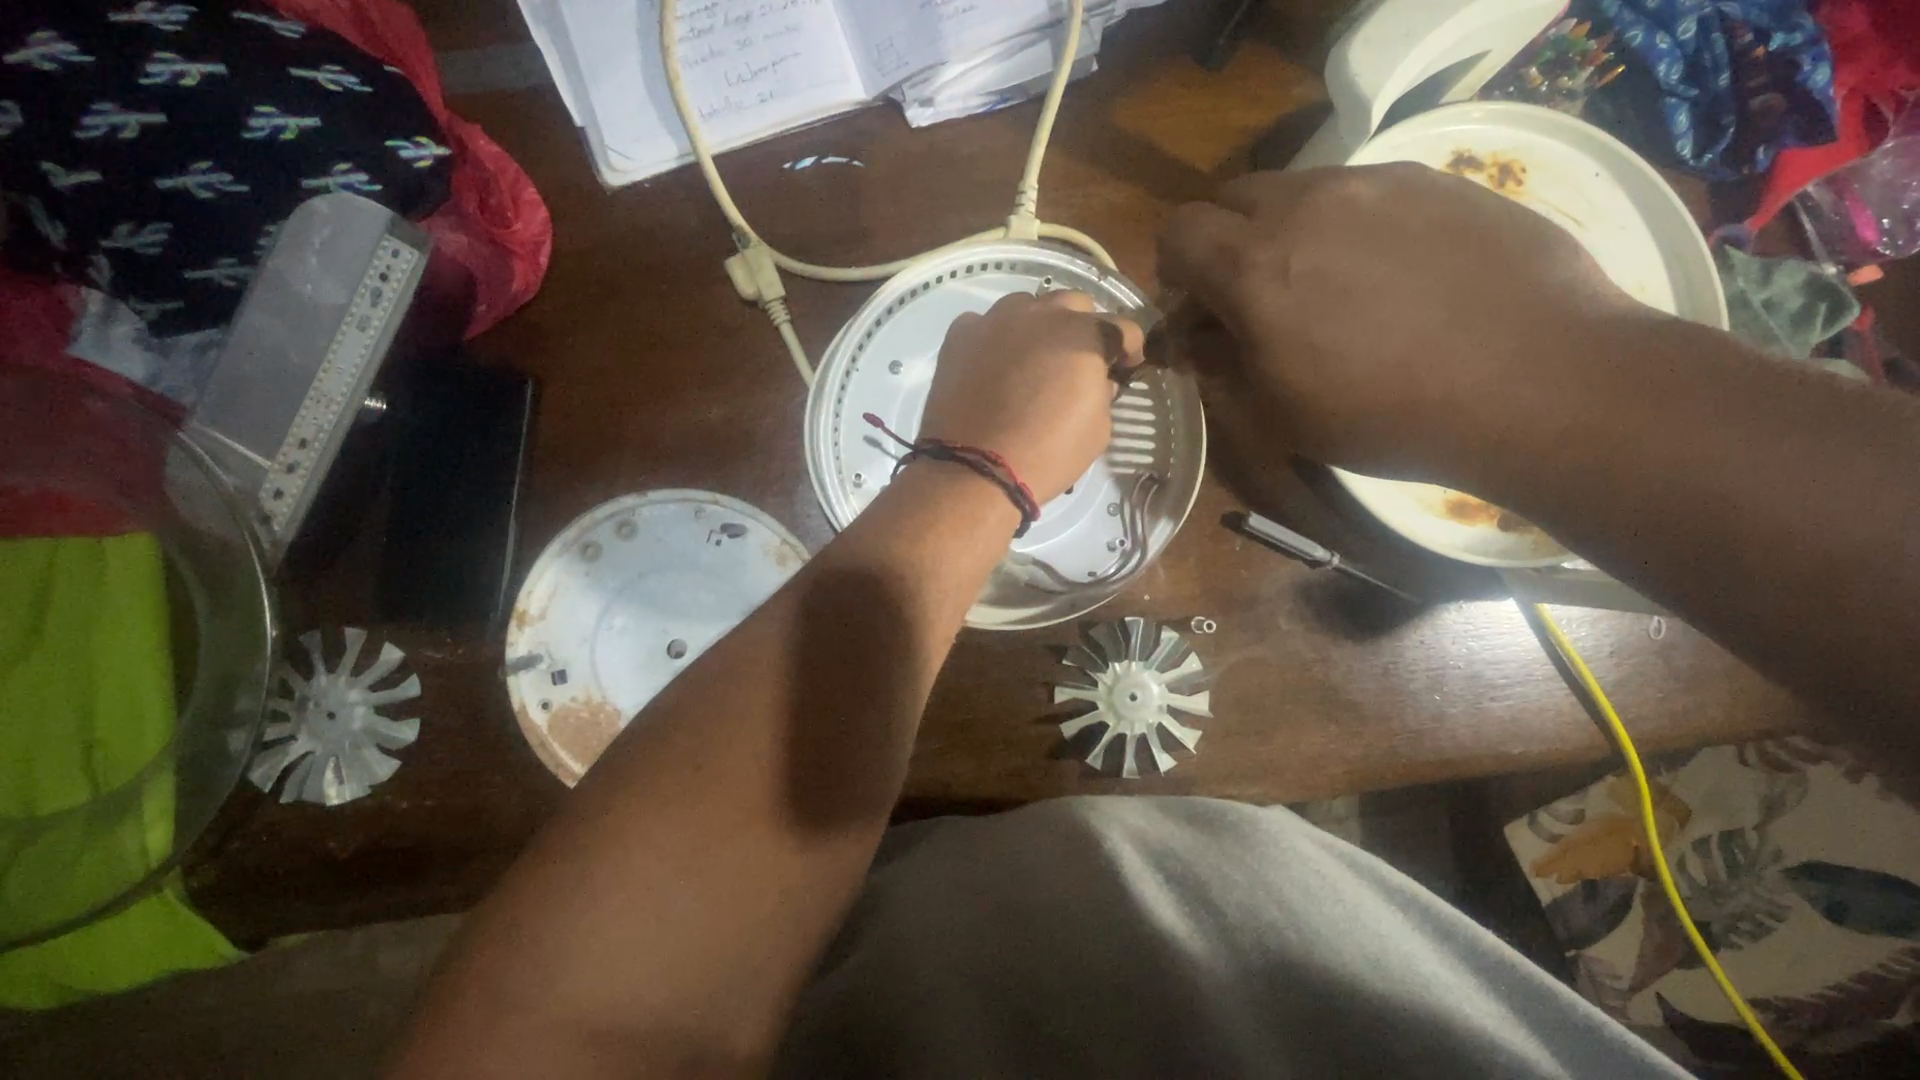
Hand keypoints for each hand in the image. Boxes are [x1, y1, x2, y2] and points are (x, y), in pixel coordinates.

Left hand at [917, 290, 1142, 504]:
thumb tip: (1100, 381)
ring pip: (1027, 306)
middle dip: (1083, 328)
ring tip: (1034, 357)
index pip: (1121, 327)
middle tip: (1079, 360)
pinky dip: (995, 339)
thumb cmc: (1047, 453)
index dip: (1129, 346)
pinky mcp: (961, 335)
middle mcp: (1041, 315)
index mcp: (1084, 336)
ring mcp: (996, 320)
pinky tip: (993, 364)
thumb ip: (1103, 394)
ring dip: (1038, 326)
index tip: (1127, 365)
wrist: (975, 469)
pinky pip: (985, 324)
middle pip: (1073, 305)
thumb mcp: (1097, 431)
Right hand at [1158, 164, 1645, 480]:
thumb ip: (1217, 370)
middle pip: (1232, 197)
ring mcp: (1376, 183)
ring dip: (1291, 230)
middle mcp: (1306, 205)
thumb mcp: (1277, 417)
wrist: (1537, 382)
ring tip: (1336, 287)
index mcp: (1253, 267)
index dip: (1174, 270)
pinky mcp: (1436, 180)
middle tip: (1258, 295)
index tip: (1200, 309)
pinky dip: (1356, 225)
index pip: (1178, 232)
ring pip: (1301, 189)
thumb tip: (1195, 342)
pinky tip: (1397, 276)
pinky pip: (1366, 190)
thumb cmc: (1388, 415)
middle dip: (1226, 242)